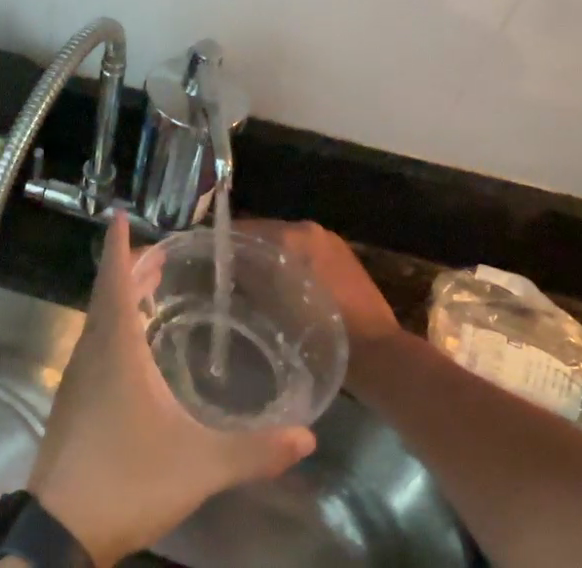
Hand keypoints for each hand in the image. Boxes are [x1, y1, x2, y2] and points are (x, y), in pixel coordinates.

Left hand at [25, 215, 314, 566]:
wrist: (62, 527)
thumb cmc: (127, 478)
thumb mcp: (199, 465)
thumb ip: (254, 450)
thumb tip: (307, 435)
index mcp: (115, 349)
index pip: (114, 280)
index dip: (118, 246)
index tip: (119, 214)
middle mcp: (91, 353)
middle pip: (106, 295)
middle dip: (129, 269)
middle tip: (159, 252)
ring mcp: (78, 380)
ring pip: (98, 322)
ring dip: (119, 298)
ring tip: (149, 290)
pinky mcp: (74, 404)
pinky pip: (95, 347)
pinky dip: (114, 329)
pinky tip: (135, 350)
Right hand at [236, 219, 398, 343]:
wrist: (376, 353)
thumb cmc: (317, 331)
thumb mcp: (267, 305)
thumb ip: (242, 276)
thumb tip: (222, 262)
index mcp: (289, 234)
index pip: (241, 230)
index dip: (222, 246)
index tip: (206, 264)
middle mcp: (309, 229)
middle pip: (264, 233)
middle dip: (245, 252)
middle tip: (226, 276)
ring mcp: (329, 241)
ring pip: (285, 243)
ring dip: (268, 258)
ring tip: (253, 285)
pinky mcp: (343, 256)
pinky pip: (304, 252)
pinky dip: (290, 264)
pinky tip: (284, 289)